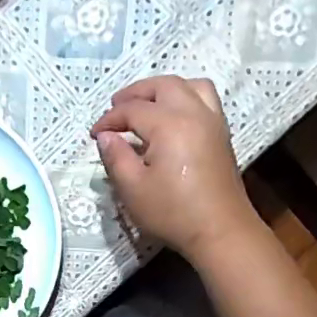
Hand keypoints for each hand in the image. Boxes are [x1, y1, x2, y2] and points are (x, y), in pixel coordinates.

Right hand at [91, 76, 258, 260]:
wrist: (220, 231)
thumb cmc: (172, 213)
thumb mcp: (133, 189)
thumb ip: (116, 158)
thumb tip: (105, 136)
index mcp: (169, 124)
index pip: (132, 110)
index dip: (110, 119)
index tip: (94, 135)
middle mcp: (193, 113)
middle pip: (162, 86)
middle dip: (135, 93)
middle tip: (116, 107)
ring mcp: (212, 121)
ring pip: (189, 86)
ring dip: (164, 89)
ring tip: (147, 104)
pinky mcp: (222, 135)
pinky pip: (205, 99)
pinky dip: (185, 97)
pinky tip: (174, 117)